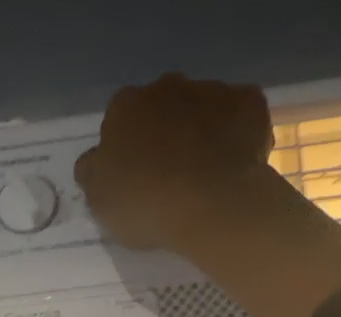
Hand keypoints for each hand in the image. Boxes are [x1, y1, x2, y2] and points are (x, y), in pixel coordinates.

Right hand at [74, 74, 275, 251]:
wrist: (212, 205)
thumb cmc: (147, 204)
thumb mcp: (100, 200)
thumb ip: (93, 173)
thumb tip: (96, 161)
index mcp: (124, 108)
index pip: (119, 122)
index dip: (127, 150)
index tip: (136, 177)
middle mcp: (165, 87)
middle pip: (161, 108)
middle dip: (164, 132)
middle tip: (171, 174)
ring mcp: (209, 91)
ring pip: (201, 107)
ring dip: (201, 130)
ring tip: (207, 172)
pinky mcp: (248, 103)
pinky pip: (241, 113)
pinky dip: (238, 130)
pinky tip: (236, 160)